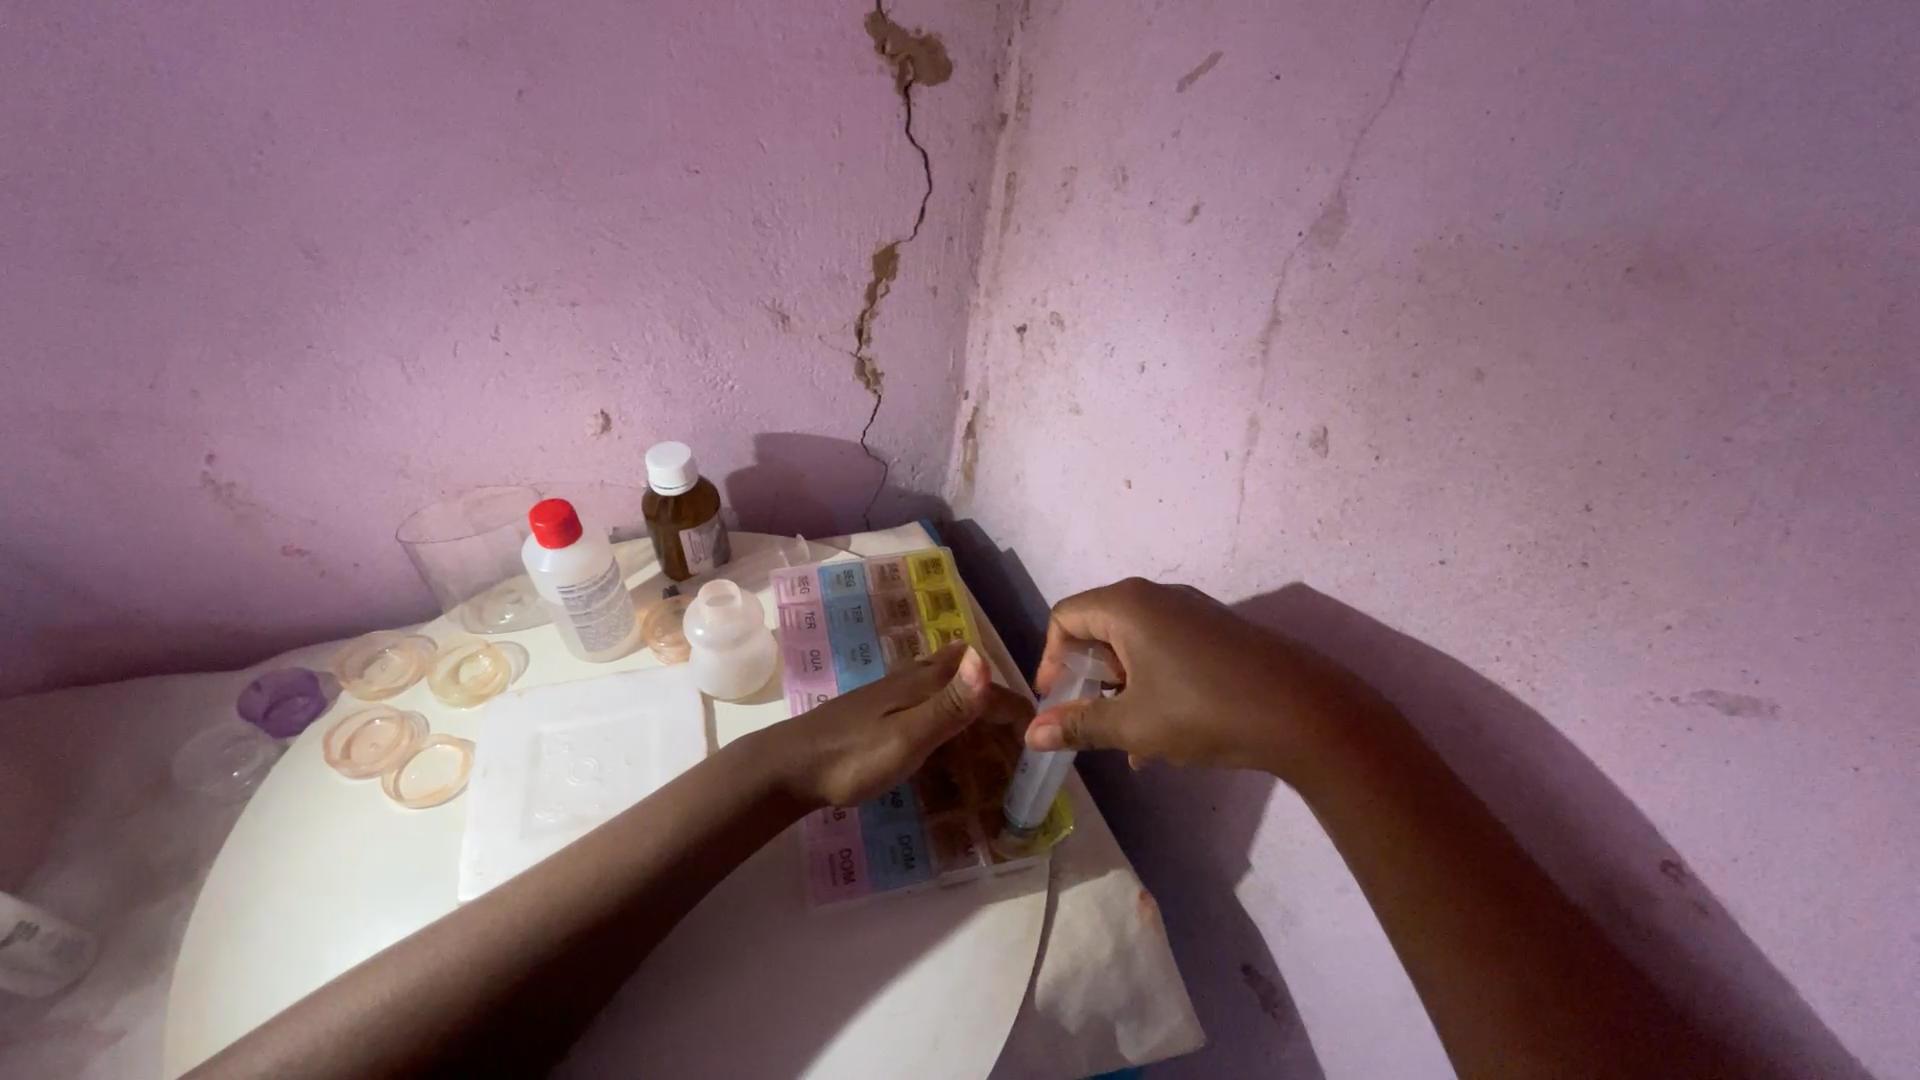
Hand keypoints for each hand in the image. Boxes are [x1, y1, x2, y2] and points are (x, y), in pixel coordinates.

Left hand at [764, 642, 1034, 807]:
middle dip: (996, 692)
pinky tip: (942, 728)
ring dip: (973, 694)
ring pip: (946, 677)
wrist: (791, 765)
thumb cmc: (852, 757)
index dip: (1017, 710)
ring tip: (989, 728)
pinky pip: (929, 693)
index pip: (988, 688)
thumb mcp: (906, 738)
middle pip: (966, 670)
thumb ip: (948, 705)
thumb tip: (987, 658)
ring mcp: (894, 689)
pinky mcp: (880, 705)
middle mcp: (914, 678)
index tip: (1039, 739)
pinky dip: (949, 703)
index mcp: (926, 683)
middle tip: (1015, 730)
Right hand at [1025, 578, 1383, 780]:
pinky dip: (1152, 684)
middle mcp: (1157, 597)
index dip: (1050, 659)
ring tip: (1128, 739)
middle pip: (1099, 628)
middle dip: (1088, 677)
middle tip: (1092, 719)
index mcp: (1127, 605)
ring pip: (1134, 644)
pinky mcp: (1217, 632)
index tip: (1056, 701)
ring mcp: (1192, 612)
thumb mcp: (1134, 724)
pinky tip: (1164, 735)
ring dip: (1121, 688)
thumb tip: (1031, 735)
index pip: (1064, 617)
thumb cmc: (1204, 710)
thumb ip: (1079, 725)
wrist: (1304, 713)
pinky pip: (1165, 650)